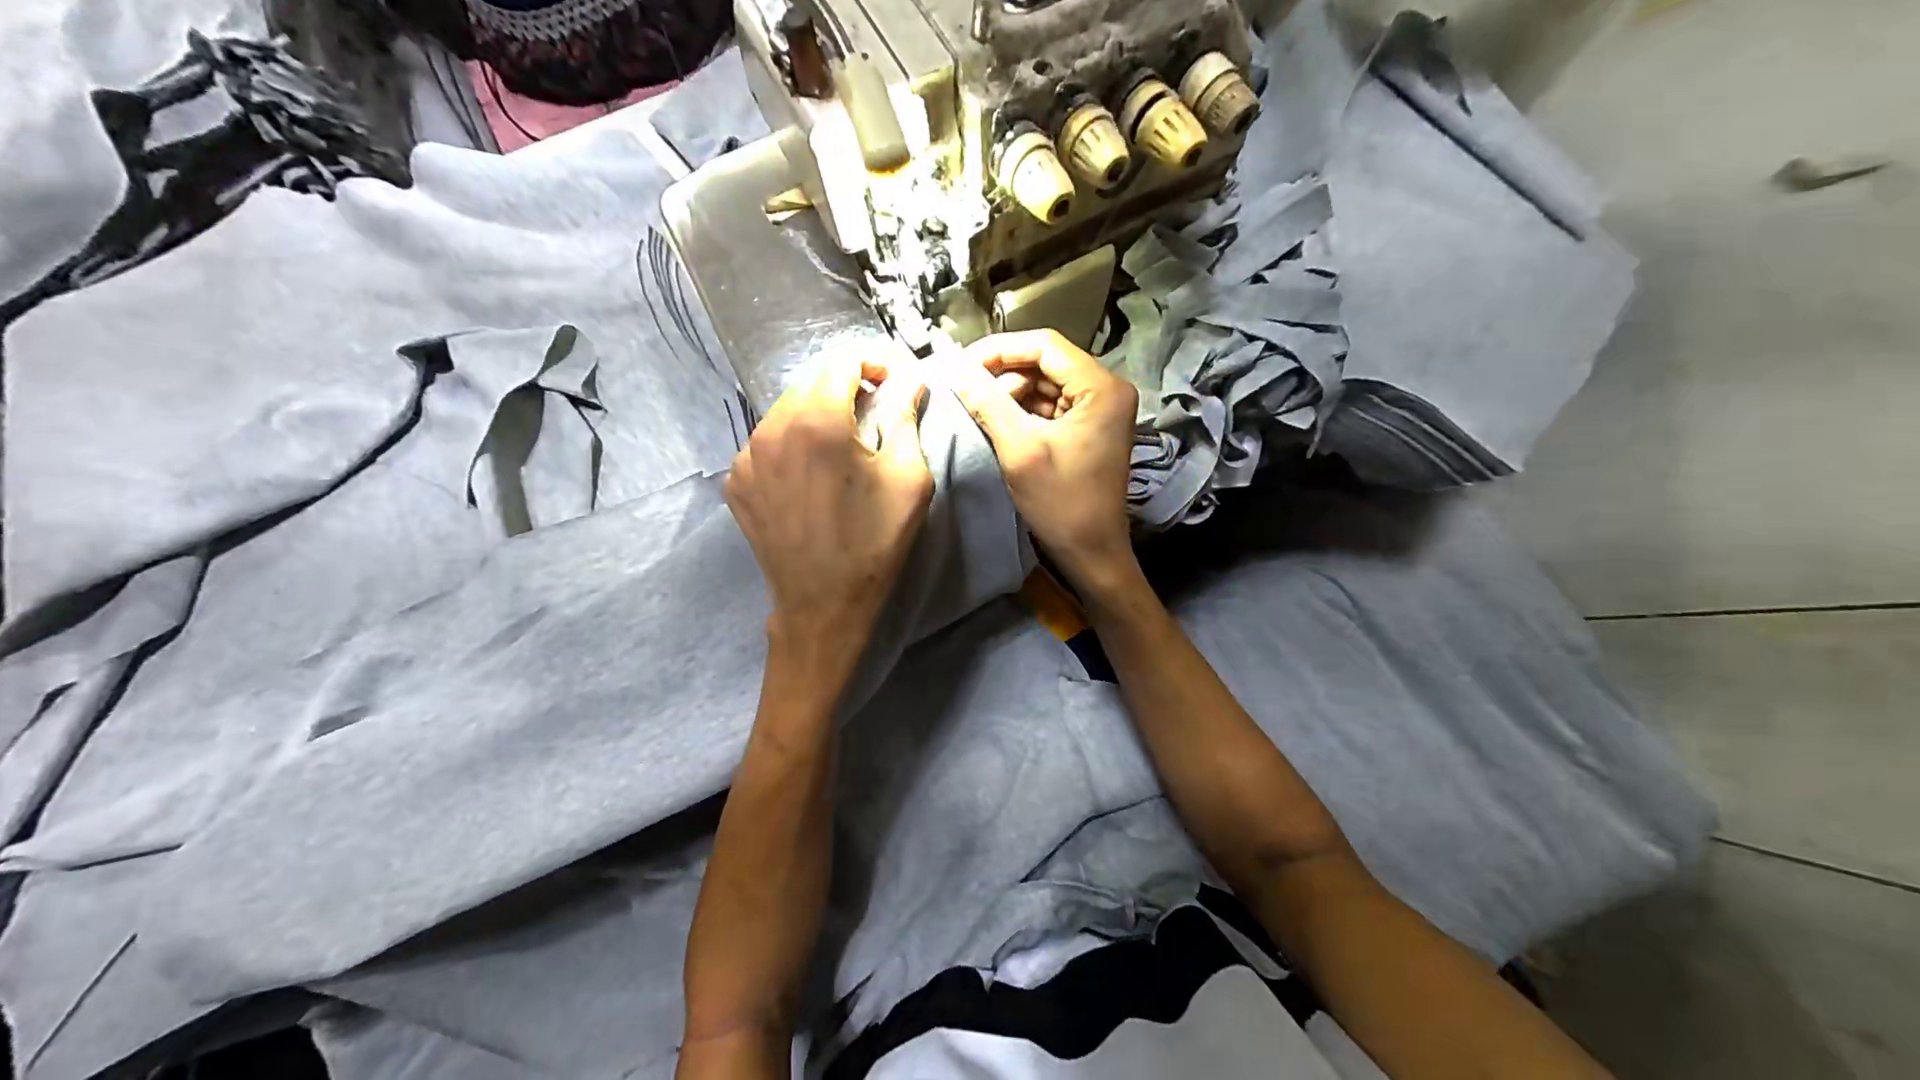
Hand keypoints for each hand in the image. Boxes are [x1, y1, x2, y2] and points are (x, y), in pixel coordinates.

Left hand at [726, 348, 933, 665]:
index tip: (891, 385)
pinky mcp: (736, 481)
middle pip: (811, 382)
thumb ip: (905, 416)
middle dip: (844, 389)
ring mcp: (746, 456)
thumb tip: (909, 380)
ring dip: (816, 416)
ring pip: (785, 411)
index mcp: (817, 421)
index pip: (842, 360)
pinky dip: (791, 445)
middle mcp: (771, 427)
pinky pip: (766, 443)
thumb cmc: (875, 542)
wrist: (823, 604)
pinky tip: (810, 476)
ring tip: (839, 449)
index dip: (873, 363)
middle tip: (872, 416)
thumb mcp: (908, 478)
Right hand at [948, 330, 1139, 588]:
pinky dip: (1022, 410)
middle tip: (965, 390)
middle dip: (1002, 373)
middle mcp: (1106, 389)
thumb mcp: (1020, 450)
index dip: (999, 349)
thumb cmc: (1062, 504)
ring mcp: (1099, 409)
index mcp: (1101, 387)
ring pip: (1044, 383)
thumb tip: (955, 370)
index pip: (1044, 345)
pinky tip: (997, 422)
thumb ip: (987, 403)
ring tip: (977, 409)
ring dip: (1009, 393)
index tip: (961, 364)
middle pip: (1044, 362)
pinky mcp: (1088, 428)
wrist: (1092, 552)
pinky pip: (1049, 405)